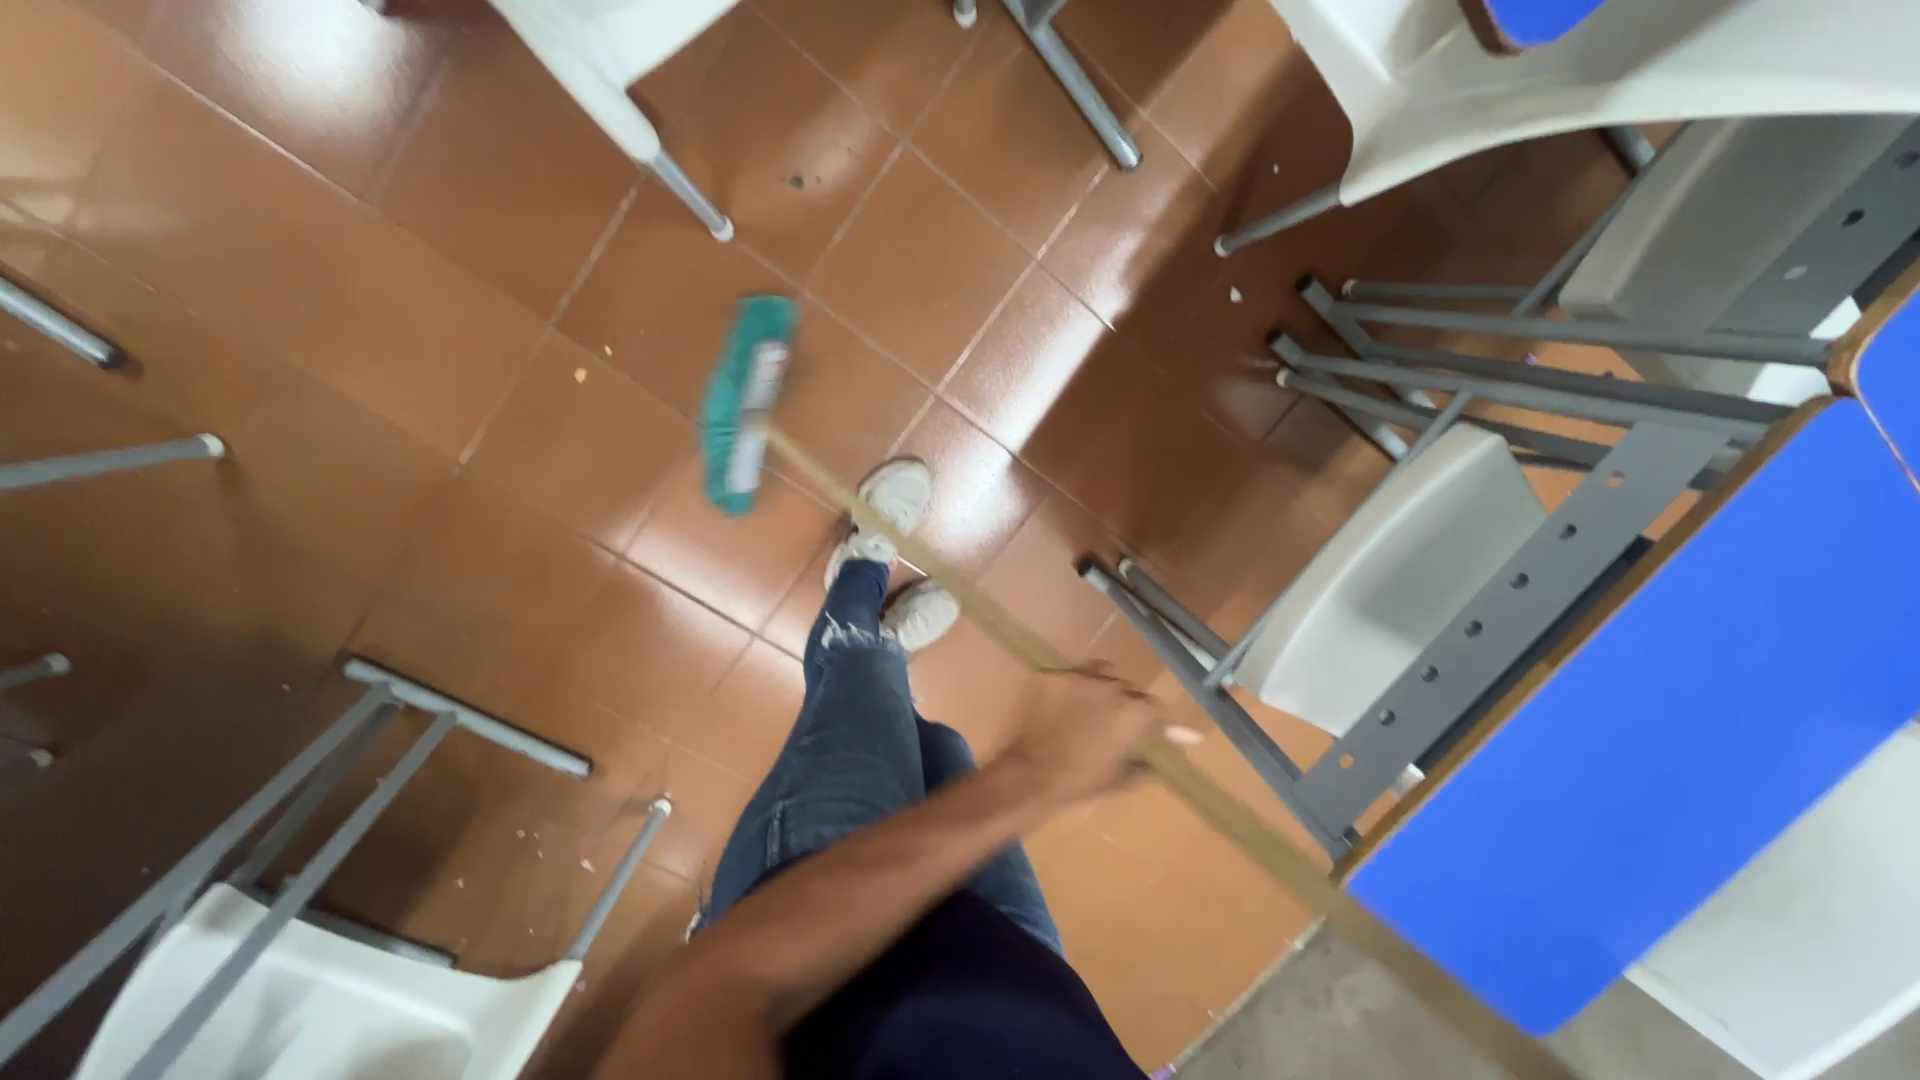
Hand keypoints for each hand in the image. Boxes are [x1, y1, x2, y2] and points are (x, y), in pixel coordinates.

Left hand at [996, 666, 1166, 807]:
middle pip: (1127, 688)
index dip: (1152, 721)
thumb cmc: (1080, 782)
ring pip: (1099, 672)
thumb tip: (1160, 758)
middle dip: (1126, 703)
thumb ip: (1147, 762)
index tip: (1149, 731)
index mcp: (1132, 711)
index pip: (1154, 708)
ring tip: (1090, 706)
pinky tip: (1062, 706)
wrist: (1029, 775)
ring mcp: (1077, 677)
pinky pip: (1068, 676)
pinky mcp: (1049, 675)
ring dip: (1100, 687)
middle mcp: (1109, 686)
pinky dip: (1070, 689)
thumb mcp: (1121, 778)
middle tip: (1114, 724)